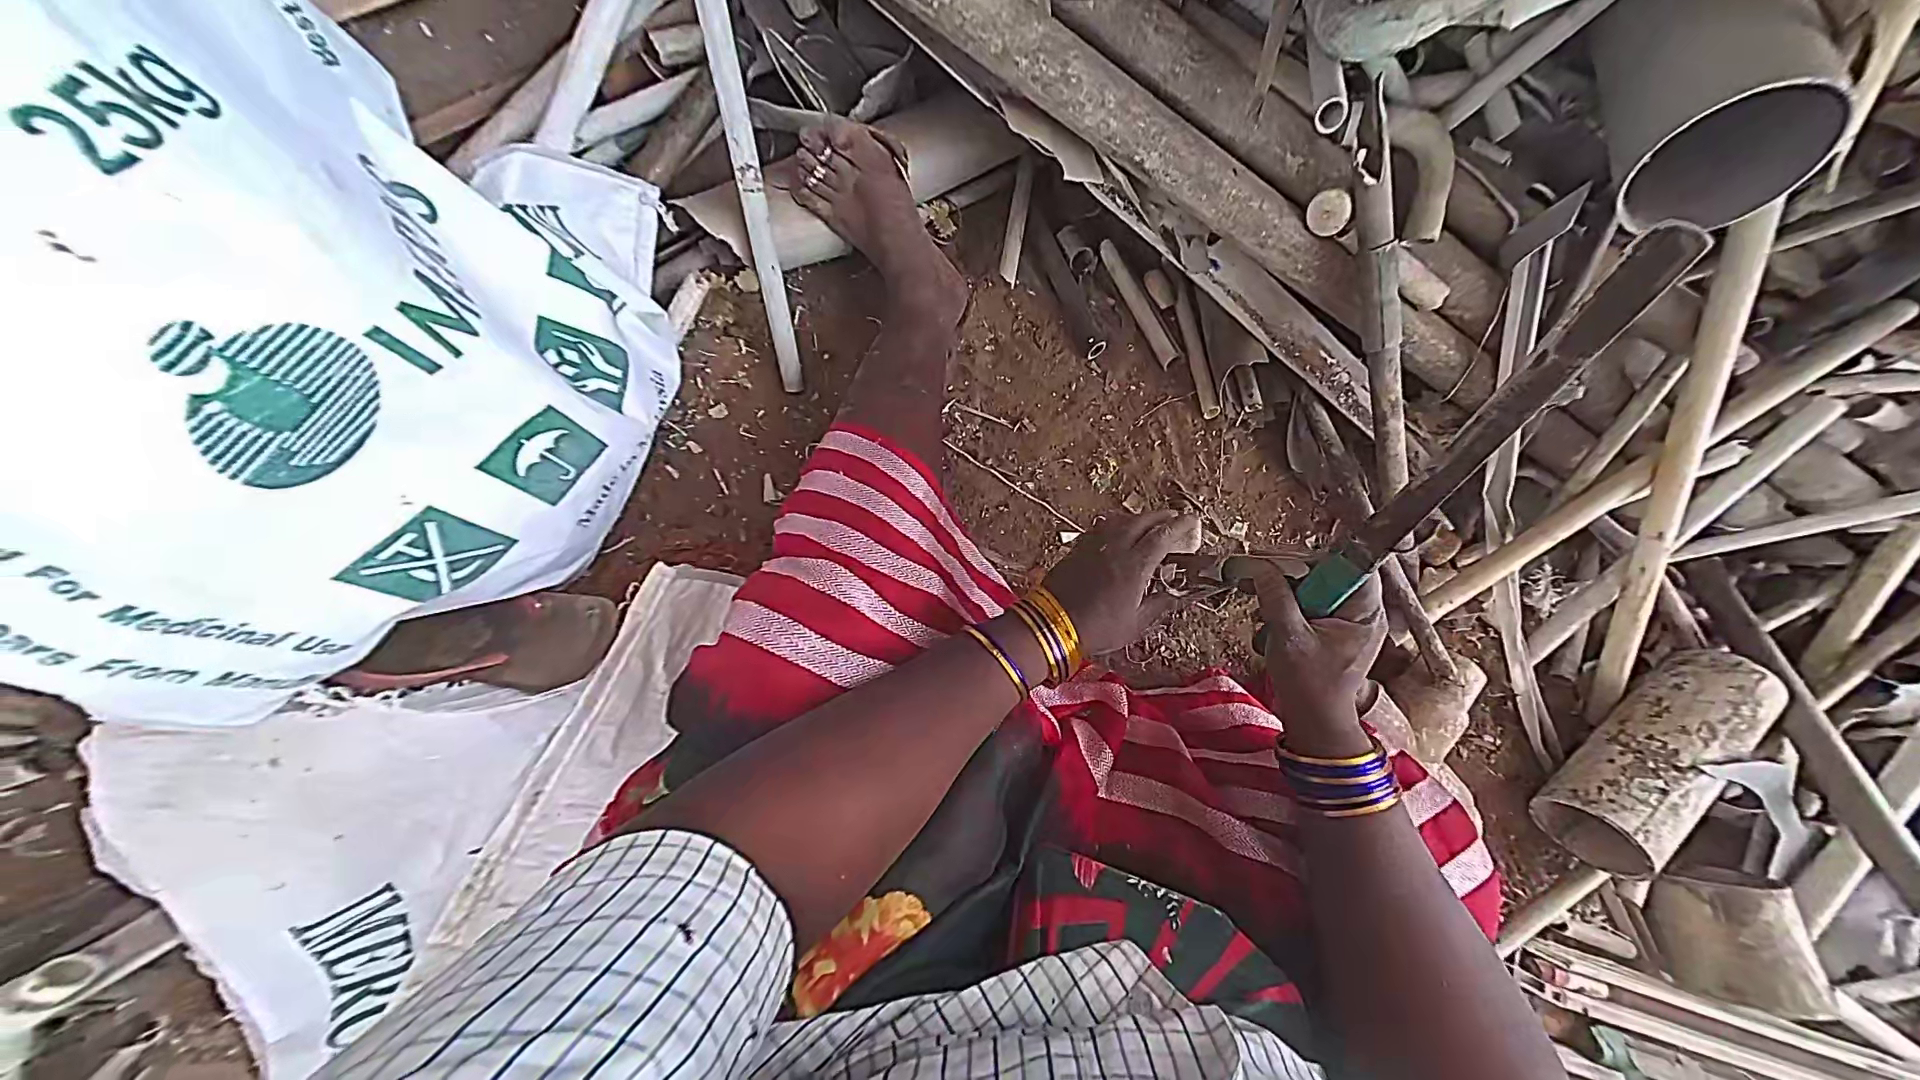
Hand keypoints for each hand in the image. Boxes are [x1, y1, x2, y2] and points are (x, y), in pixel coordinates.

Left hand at [1040, 511, 1200, 657]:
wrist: (1053, 624)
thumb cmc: (1097, 628)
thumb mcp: (1136, 623)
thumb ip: (1159, 604)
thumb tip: (1177, 594)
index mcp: (1135, 565)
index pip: (1163, 535)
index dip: (1179, 525)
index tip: (1191, 520)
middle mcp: (1115, 548)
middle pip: (1142, 521)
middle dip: (1160, 517)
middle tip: (1173, 518)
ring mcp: (1093, 545)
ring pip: (1120, 521)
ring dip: (1138, 518)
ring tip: (1147, 524)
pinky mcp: (1077, 548)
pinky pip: (1101, 528)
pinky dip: (1116, 525)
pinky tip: (1118, 533)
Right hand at [1234, 559, 1385, 734]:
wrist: (1315, 720)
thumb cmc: (1309, 685)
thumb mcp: (1290, 638)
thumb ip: (1277, 599)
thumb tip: (1262, 568)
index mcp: (1365, 613)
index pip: (1352, 566)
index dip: (1320, 560)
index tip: (1286, 563)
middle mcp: (1363, 613)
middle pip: (1330, 575)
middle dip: (1295, 578)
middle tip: (1266, 584)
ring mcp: (1348, 622)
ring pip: (1316, 589)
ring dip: (1288, 595)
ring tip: (1267, 610)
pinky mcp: (1333, 630)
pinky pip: (1311, 605)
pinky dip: (1290, 609)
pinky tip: (1273, 622)